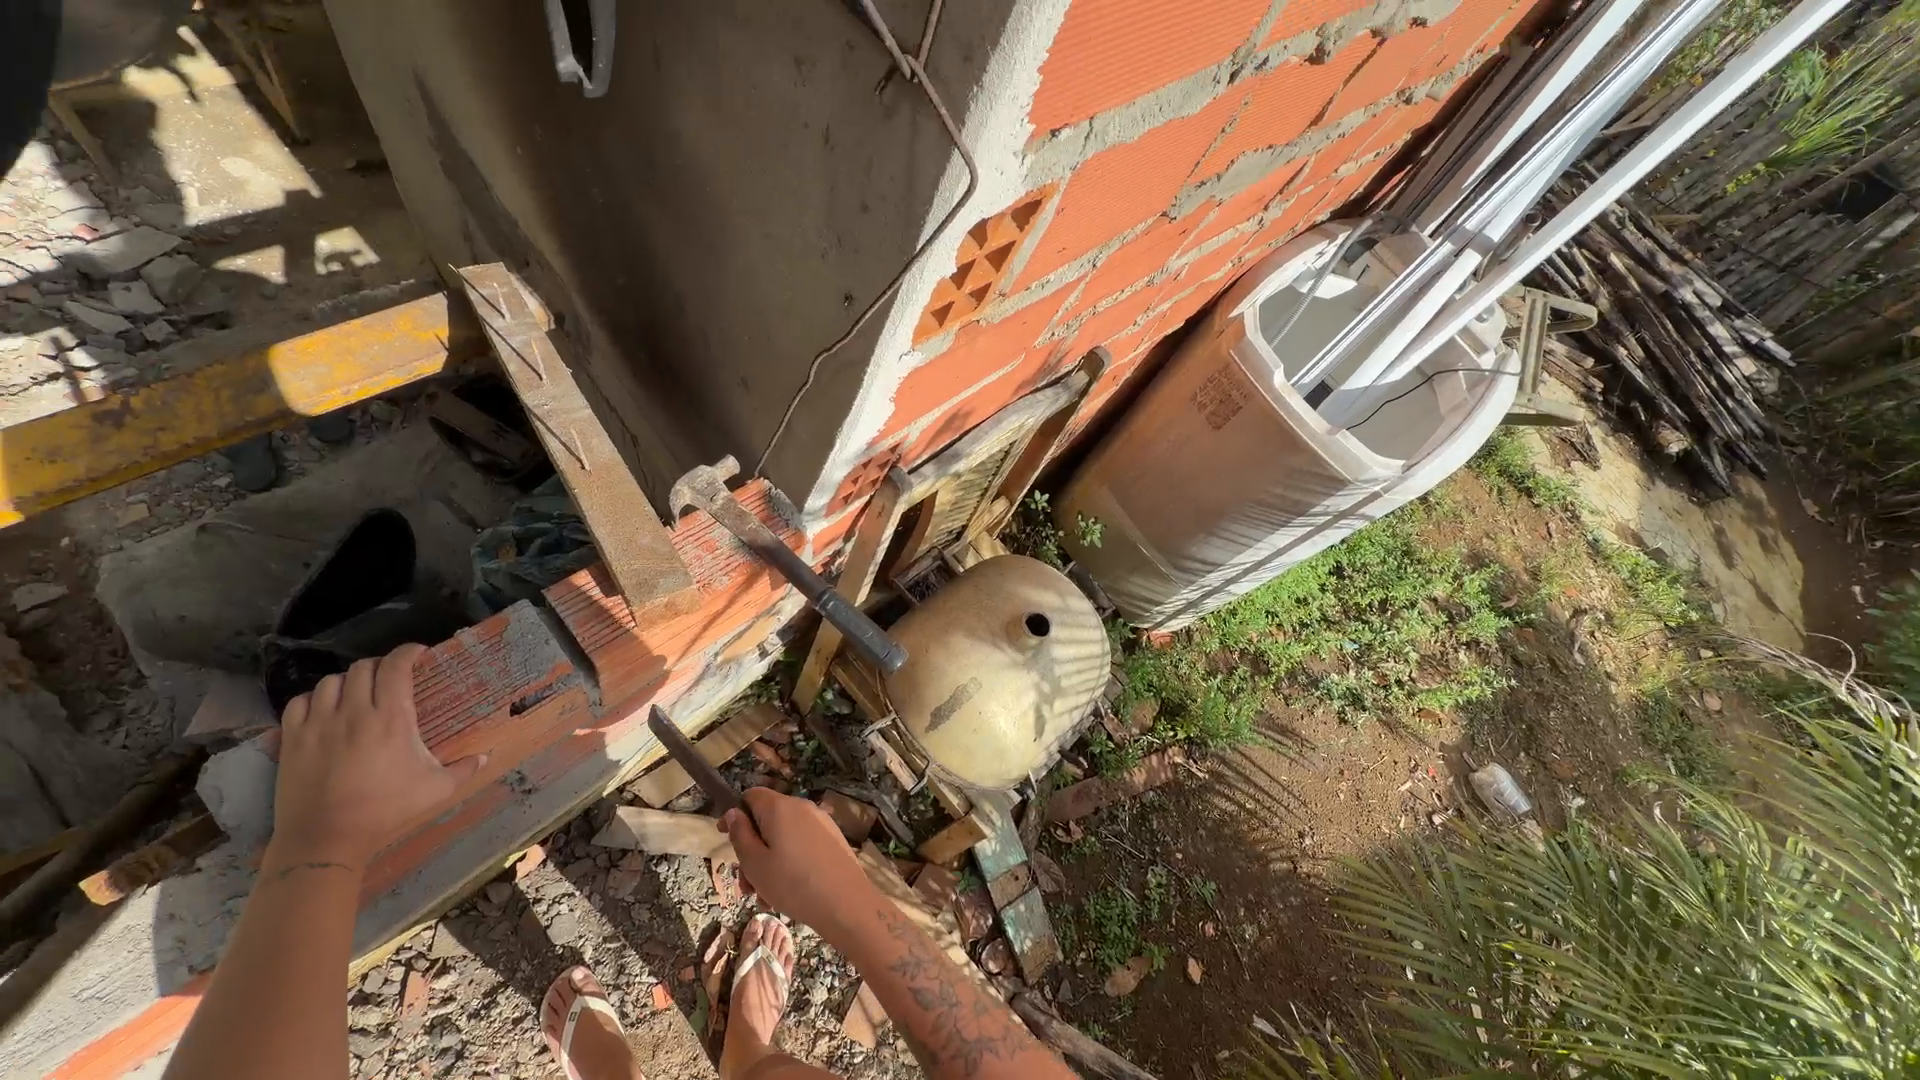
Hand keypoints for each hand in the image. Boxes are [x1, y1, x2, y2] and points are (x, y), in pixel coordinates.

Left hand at [270, 644, 486, 869]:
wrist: (326, 837)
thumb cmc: (386, 809)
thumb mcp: (436, 789)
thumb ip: (464, 769)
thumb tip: (485, 757)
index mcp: (391, 718)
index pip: (396, 667)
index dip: (408, 652)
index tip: (418, 653)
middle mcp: (354, 712)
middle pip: (363, 668)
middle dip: (379, 666)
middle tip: (390, 677)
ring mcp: (318, 724)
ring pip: (330, 681)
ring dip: (347, 681)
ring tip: (356, 693)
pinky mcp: (292, 739)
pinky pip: (299, 702)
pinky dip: (314, 698)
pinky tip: (324, 709)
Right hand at [720, 788, 879, 932]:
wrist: (845, 903)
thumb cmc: (792, 883)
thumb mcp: (755, 863)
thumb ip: (740, 835)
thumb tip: (734, 812)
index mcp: (780, 807)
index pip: (751, 795)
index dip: (735, 813)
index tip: (724, 836)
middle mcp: (802, 807)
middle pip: (767, 820)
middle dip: (752, 849)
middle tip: (747, 884)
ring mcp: (821, 822)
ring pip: (783, 836)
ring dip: (768, 862)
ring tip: (766, 898)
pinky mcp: (833, 839)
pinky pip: (801, 844)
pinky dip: (789, 863)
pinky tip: (787, 894)